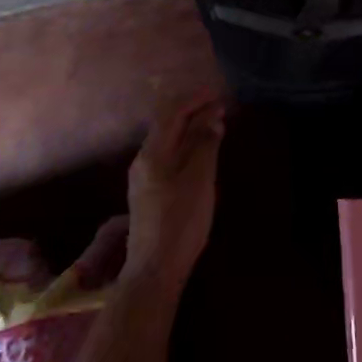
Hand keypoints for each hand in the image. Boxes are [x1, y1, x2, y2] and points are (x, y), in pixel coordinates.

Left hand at [122, 94, 225, 289]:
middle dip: (191, 110)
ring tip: (214, 122)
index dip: (194, 99)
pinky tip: (200, 150)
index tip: (218, 93)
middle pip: (166, 124)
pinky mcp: (150, 191)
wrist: (156, 268)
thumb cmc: (181, 221)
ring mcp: (144, 176)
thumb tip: (212, 118)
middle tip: (218, 105)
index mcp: (153, 153)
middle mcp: (143, 159)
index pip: (172, 113)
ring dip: (189, 126)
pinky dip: (185, 142)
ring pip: (166, 139)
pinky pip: (168, 153)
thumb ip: (205, 145)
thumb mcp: (199, 180)